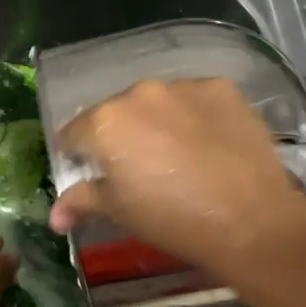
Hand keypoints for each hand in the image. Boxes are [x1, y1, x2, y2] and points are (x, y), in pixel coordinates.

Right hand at [49, 79, 305, 274]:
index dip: (78, 157)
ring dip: (158, 124)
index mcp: (105, 122)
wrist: (250, 219)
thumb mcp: (120, 213)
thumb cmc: (173, 219)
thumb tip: (54, 217)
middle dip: (121, 138)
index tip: (92, 175)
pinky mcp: (222, 89)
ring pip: (157, 104)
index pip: (73, 133)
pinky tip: (208, 147)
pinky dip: (194, 118)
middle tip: (139, 171)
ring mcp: (184, 87)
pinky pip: (195, 101)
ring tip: (179, 159)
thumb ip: (82, 201)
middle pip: (116, 114)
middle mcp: (139, 93)